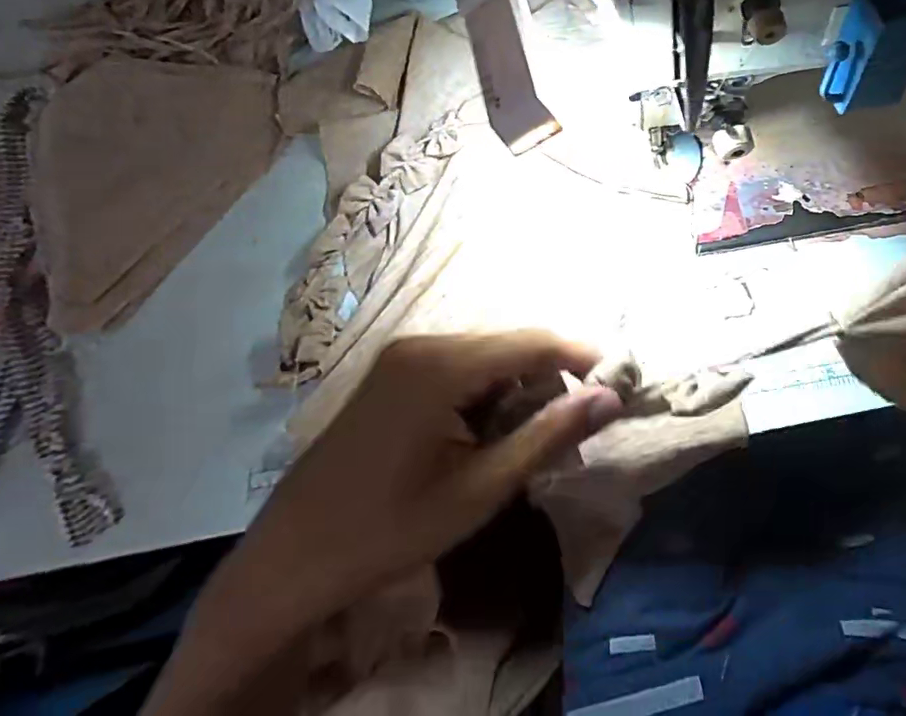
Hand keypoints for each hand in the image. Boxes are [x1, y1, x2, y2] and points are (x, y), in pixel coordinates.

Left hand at [146, 332, 621, 714]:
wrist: (287, 564)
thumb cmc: (388, 530)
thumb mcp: (481, 489)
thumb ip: (550, 435)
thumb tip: (611, 396)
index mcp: (440, 366)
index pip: (534, 342)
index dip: (582, 357)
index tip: (618, 383)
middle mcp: (422, 345)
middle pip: (512, 343)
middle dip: (551, 374)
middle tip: (576, 418)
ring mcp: (402, 355)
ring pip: (490, 353)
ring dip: (521, 384)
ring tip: (535, 430)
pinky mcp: (393, 372)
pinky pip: (463, 364)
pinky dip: (490, 388)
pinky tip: (490, 428)